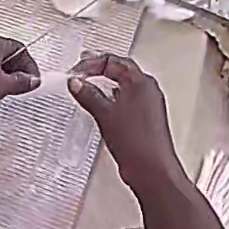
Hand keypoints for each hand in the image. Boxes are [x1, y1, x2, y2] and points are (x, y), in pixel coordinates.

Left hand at [0, 34, 40, 123]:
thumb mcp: (5, 86)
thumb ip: (22, 81)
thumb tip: (31, 80)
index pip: (19, 48)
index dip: (29, 65)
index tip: (33, 78)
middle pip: (4, 54)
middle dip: (16, 70)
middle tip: (23, 84)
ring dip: (2, 76)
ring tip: (7, 90)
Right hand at [68, 53, 181, 188]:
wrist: (151, 167)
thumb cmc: (137, 141)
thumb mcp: (104, 113)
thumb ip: (88, 95)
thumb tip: (77, 83)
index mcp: (141, 82)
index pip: (114, 61)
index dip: (92, 63)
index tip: (76, 70)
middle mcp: (147, 90)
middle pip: (121, 69)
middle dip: (100, 67)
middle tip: (83, 68)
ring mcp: (147, 104)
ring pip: (124, 84)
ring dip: (106, 81)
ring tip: (89, 84)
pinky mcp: (143, 118)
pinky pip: (125, 99)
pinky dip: (111, 96)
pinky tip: (103, 105)